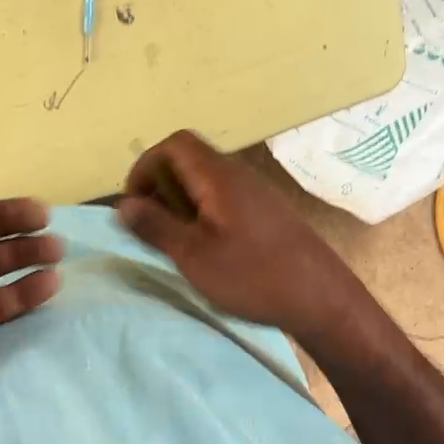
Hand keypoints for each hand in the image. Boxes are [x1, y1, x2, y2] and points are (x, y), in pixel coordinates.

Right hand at [117, 130, 355, 335]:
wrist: (320, 298)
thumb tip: (123, 205)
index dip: (145, 167)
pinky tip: (204, 250)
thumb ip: (156, 226)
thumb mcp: (193, 255)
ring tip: (173, 242)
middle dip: (159, 187)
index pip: (174, 144)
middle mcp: (238, 175)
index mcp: (219, 176)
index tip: (133, 205)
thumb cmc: (252, 276)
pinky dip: (202, 215)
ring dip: (180, 204)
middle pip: (189, 160)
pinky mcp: (265, 215)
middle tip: (148, 227)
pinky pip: (223, 200)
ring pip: (206, 183)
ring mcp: (256, 194)